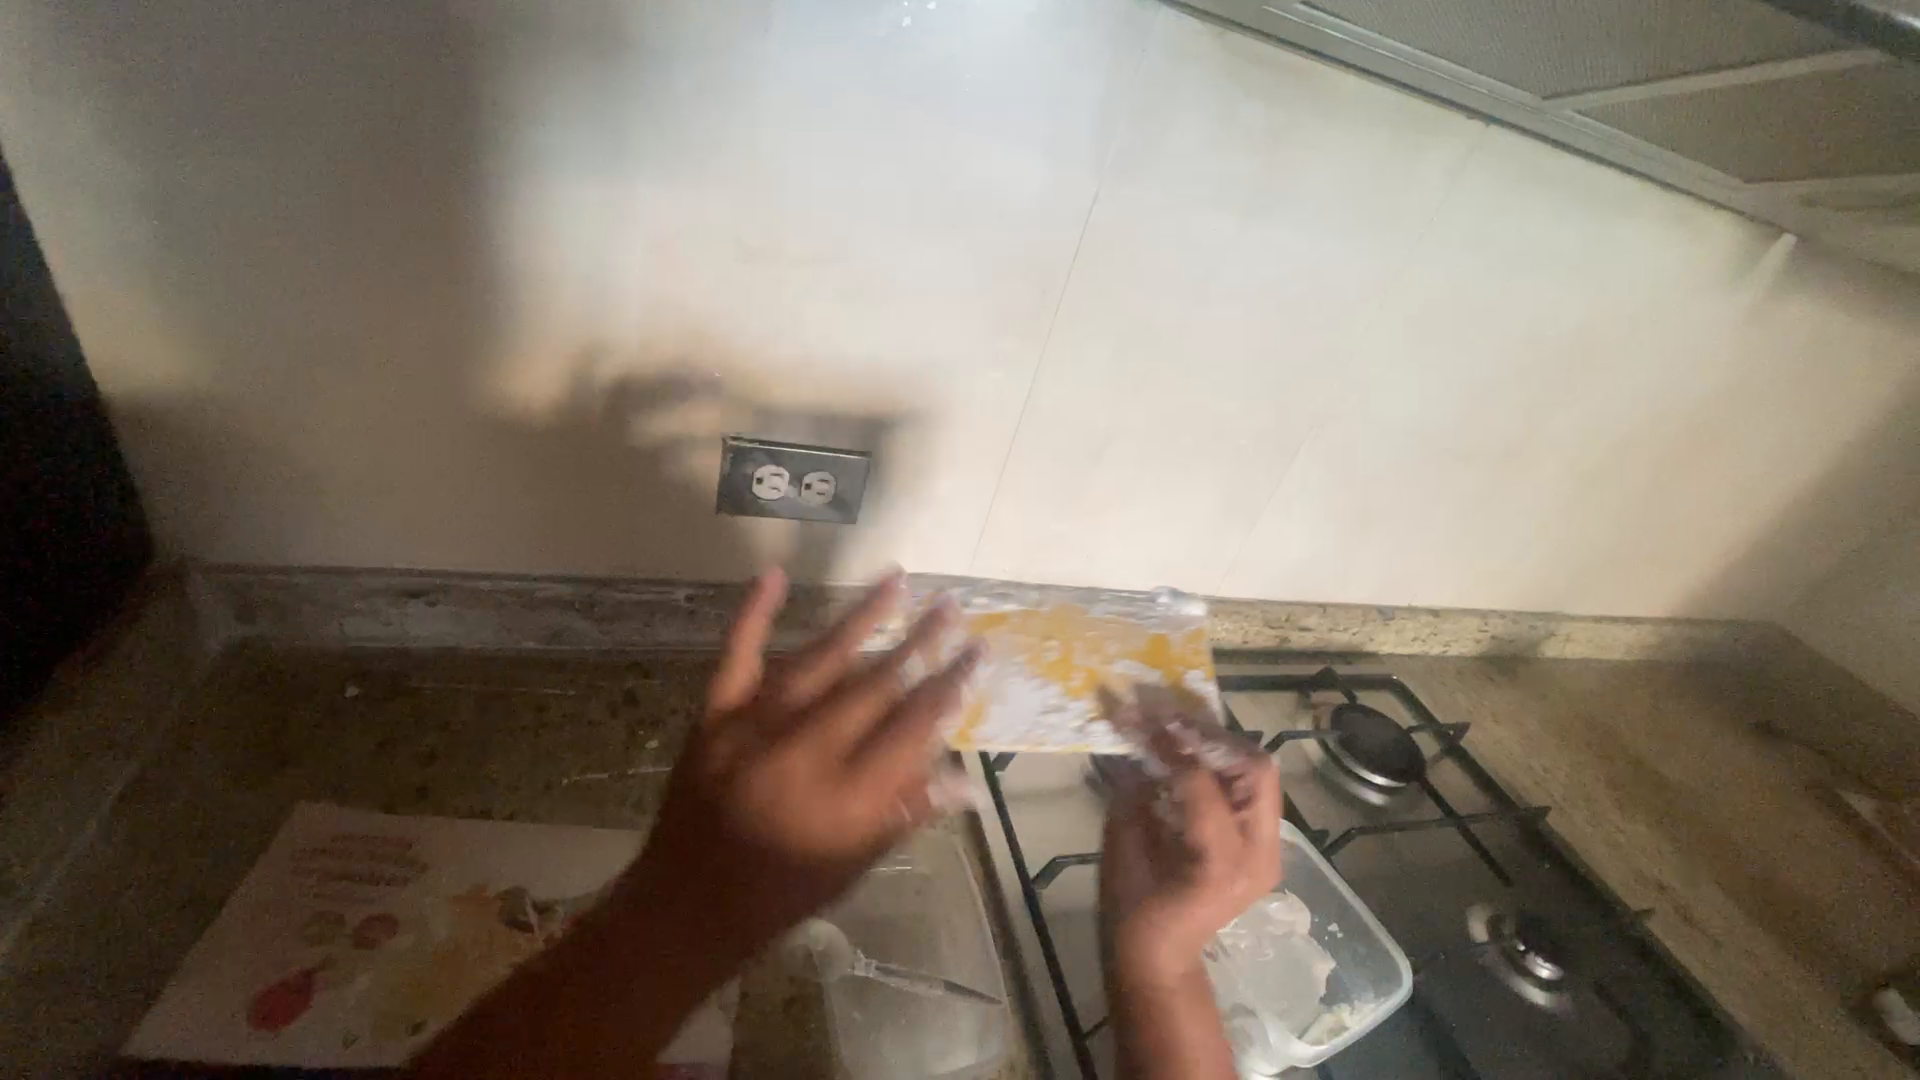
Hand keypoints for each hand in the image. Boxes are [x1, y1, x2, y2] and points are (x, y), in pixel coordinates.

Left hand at [620, 567, 982, 970]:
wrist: (685, 906)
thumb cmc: (781, 892)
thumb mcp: (853, 864)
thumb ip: (905, 811)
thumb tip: (964, 776)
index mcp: (848, 797)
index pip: (914, 726)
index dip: (950, 685)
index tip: (976, 651)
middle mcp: (807, 753)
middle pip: (875, 686)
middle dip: (920, 643)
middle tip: (950, 605)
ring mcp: (755, 726)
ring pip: (820, 659)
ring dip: (863, 617)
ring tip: (898, 579)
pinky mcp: (715, 714)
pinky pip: (738, 655)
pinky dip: (754, 613)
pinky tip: (774, 574)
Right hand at [1100, 714, 1280, 988]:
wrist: (1160, 954)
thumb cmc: (1130, 902)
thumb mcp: (1123, 838)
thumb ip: (1135, 784)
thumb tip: (1135, 732)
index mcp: (1217, 860)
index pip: (1200, 779)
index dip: (1167, 742)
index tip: (1138, 714)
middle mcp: (1258, 854)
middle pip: (1254, 767)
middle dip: (1208, 734)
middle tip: (1167, 715)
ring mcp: (1269, 851)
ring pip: (1259, 772)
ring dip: (1218, 744)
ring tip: (1179, 727)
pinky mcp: (1267, 846)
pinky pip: (1253, 789)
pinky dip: (1223, 763)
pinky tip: (1192, 753)